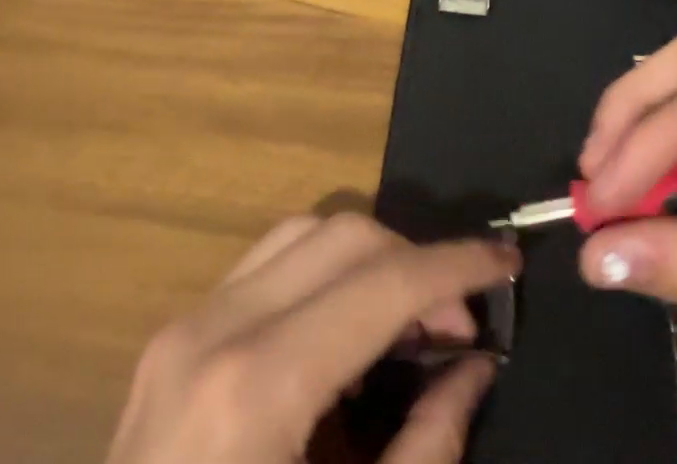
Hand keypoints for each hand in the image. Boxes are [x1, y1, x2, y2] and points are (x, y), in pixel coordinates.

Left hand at [108, 213, 518, 463]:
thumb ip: (429, 442)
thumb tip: (476, 367)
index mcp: (259, 385)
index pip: (385, 282)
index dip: (459, 266)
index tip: (509, 263)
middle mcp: (214, 331)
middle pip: (343, 236)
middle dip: (417, 260)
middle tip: (456, 325)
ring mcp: (182, 329)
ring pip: (299, 234)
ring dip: (368, 259)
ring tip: (405, 321)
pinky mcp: (168, 341)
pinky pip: (262, 267)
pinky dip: (321, 275)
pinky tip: (343, 332)